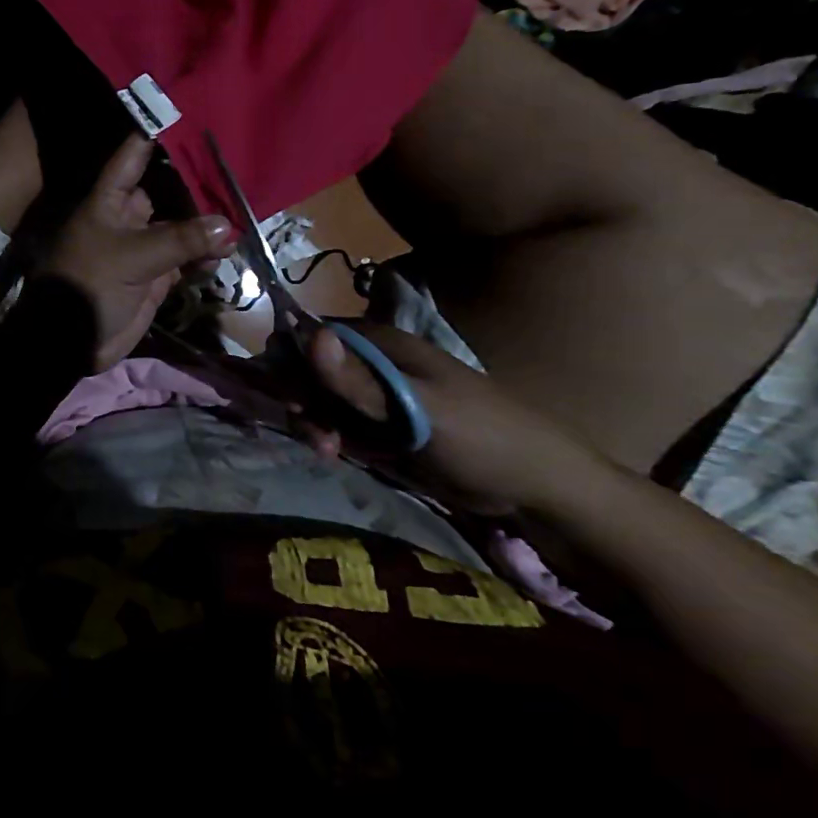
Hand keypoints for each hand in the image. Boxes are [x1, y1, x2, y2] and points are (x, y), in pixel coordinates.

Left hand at [43, 135, 234, 369]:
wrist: (73, 340)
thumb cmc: (91, 284)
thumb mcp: (135, 256)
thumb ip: (181, 240)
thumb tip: (225, 225)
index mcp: (110, 200)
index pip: (135, 156)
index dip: (157, 135)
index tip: (189, 116)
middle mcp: (128, 217)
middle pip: (168, 192)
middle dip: (198, 188)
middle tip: (235, 178)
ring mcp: (143, 247)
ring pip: (182, 227)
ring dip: (207, 228)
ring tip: (236, 226)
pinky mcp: (155, 275)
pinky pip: (186, 258)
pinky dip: (204, 256)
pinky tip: (224, 254)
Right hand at [301, 321, 603, 512]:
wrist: (527, 483)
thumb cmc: (478, 436)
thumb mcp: (417, 409)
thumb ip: (361, 380)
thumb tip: (310, 335)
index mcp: (382, 345)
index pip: (313, 335)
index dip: (291, 361)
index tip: (290, 398)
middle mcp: (374, 364)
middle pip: (312, 370)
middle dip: (302, 399)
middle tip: (315, 436)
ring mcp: (377, 396)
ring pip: (322, 399)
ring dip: (315, 422)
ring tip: (327, 451)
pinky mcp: (382, 426)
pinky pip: (340, 423)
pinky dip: (331, 437)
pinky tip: (337, 454)